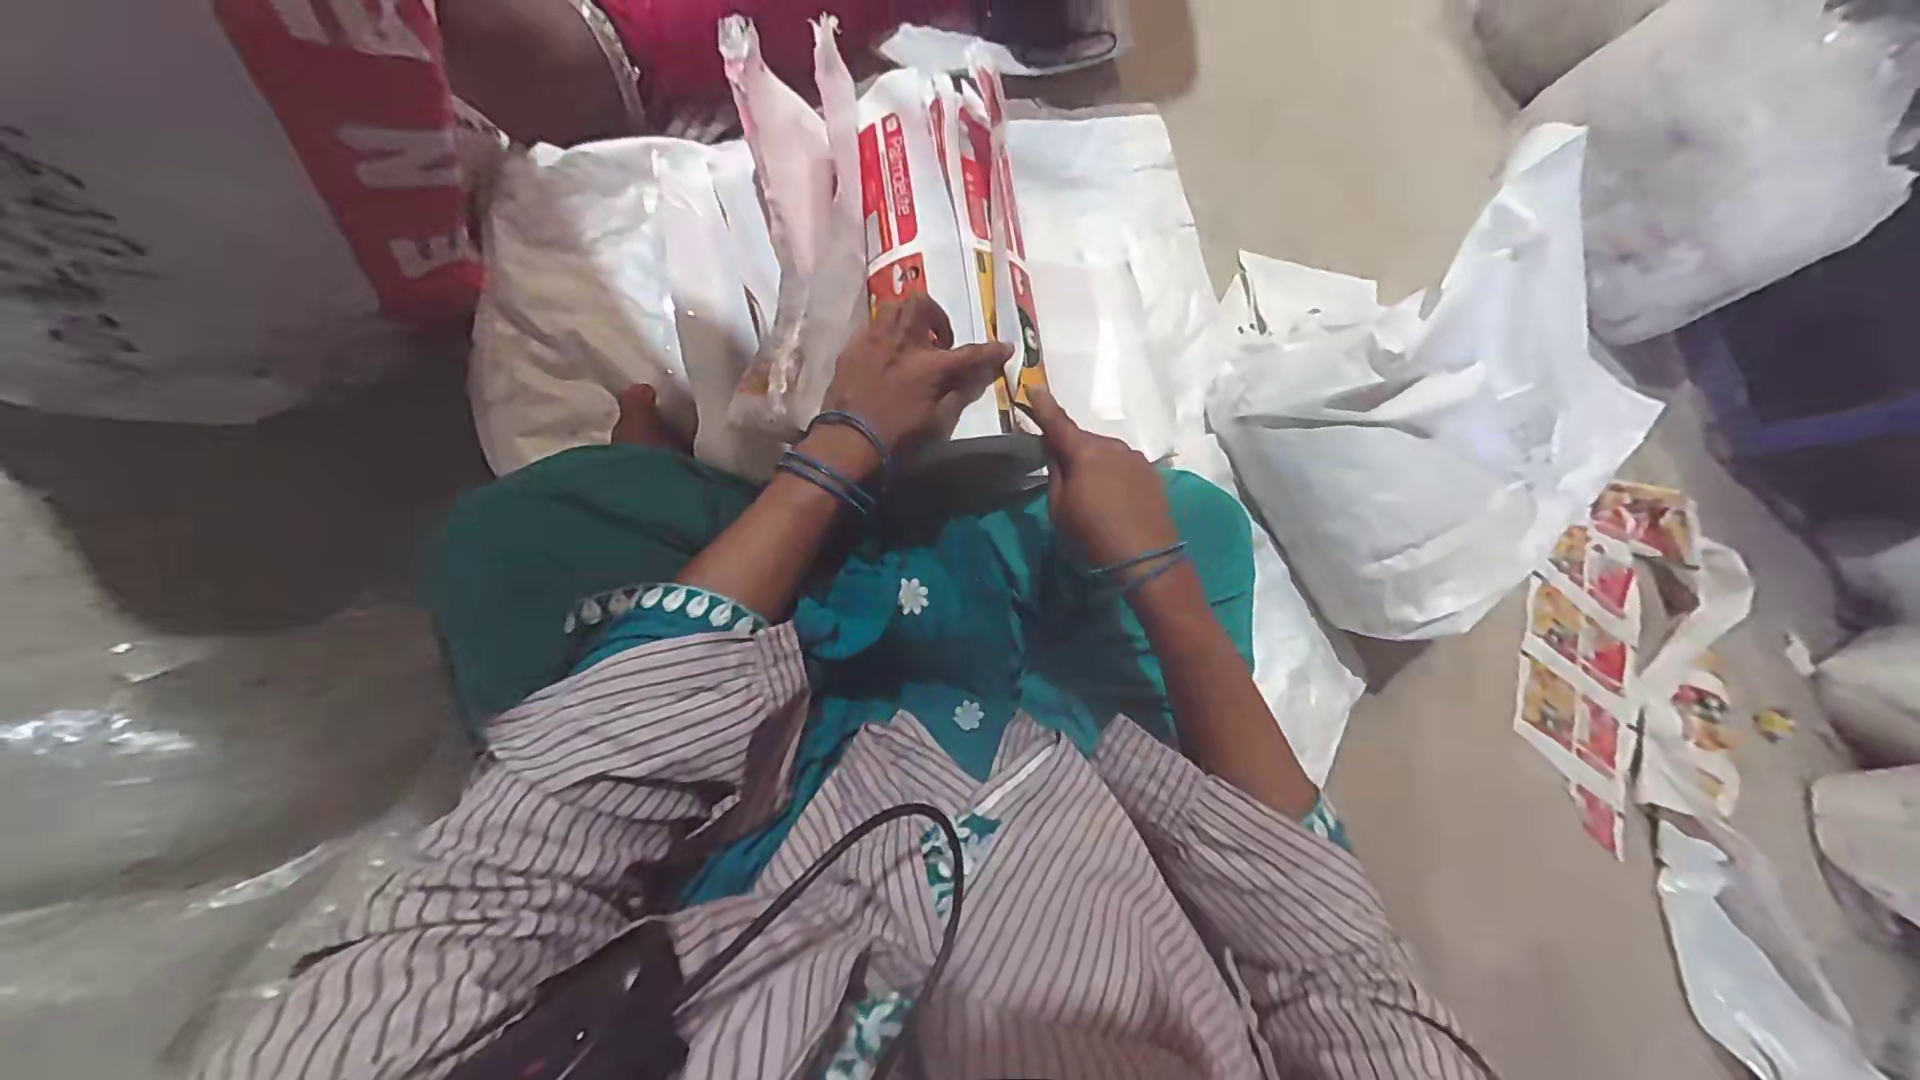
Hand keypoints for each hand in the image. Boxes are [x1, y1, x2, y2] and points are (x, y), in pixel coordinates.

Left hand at [820, 295, 1012, 458]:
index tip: (1004, 347)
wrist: (848, 443)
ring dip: (907, 316)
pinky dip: (884, 332)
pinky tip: (885, 353)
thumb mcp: (937, 424)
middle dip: (936, 316)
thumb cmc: (897, 440)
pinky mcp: (852, 348)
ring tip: (911, 338)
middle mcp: (903, 344)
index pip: (969, 353)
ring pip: (893, 306)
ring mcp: (874, 341)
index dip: (991, 351)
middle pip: (923, 306)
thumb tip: (977, 377)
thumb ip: (959, 394)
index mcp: (930, 367)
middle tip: (939, 340)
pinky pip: (871, 325)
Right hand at [1023, 386, 1178, 567]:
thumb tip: (1055, 449)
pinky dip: (1113, 475)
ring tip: (1093, 496)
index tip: (1034, 387)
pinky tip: (1114, 500)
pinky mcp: (1151, 473)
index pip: (1058, 423)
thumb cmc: (1092, 533)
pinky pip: (1123, 465)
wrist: (1146, 557)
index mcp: (1084, 451)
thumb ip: (1055, 472)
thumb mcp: (1059, 507)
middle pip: (1083, 441)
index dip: (1043, 406)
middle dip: (1072, 451)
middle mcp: (1112, 446)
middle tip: (1065, 478)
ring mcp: (1135, 458)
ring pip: (1105, 453)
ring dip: (1095, 465)